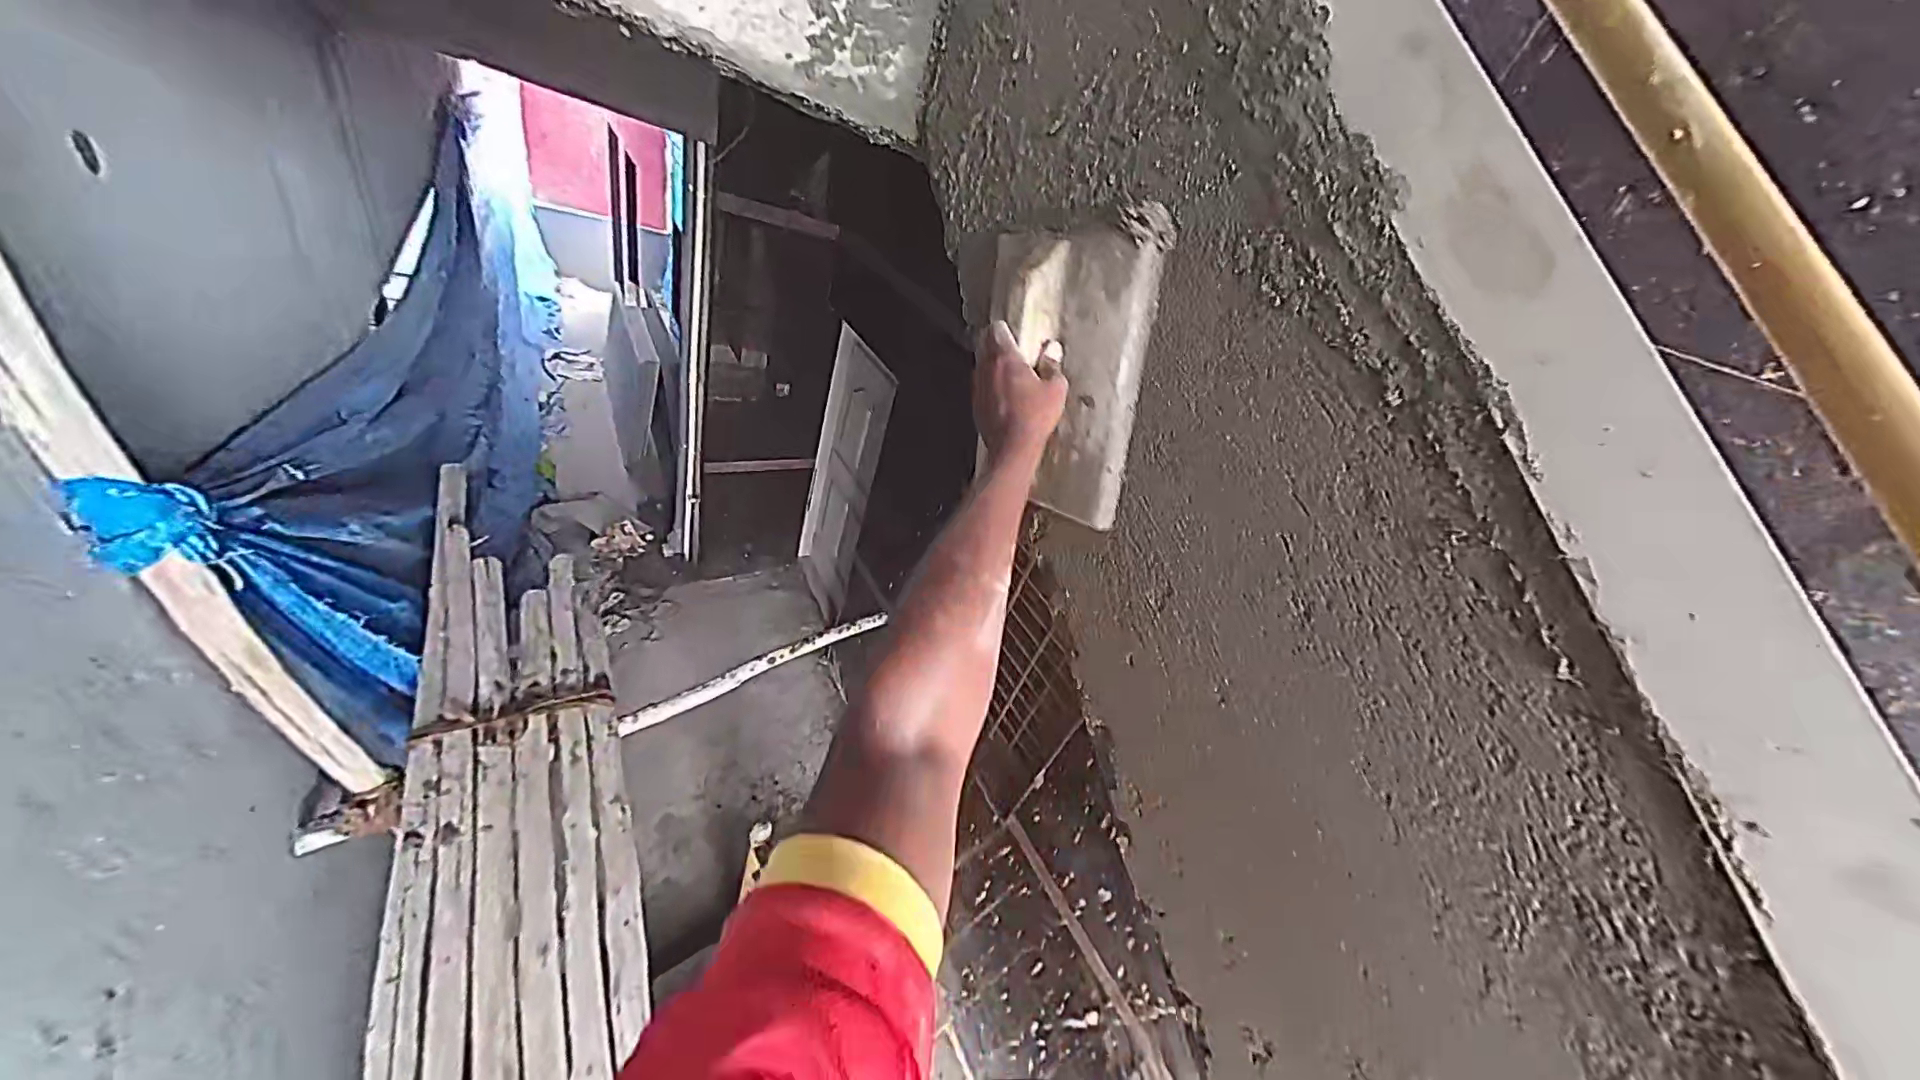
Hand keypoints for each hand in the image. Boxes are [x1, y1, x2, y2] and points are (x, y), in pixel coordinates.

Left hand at [974, 320, 1067, 464]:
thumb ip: (1053, 365)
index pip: (997, 330)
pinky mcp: (976, 405)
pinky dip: (990, 386)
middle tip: (1014, 353)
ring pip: (981, 366)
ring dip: (993, 366)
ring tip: (1011, 376)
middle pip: (985, 345)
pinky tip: (1005, 397)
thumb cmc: (1035, 417)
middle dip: (997, 345)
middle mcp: (986, 369)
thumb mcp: (1055, 389)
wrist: (1012, 448)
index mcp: (1006, 358)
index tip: (1015, 335)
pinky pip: (981, 387)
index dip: (1006, 330)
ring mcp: (978, 387)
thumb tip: (1052, 350)